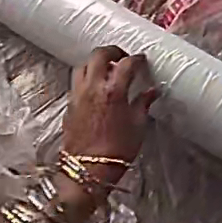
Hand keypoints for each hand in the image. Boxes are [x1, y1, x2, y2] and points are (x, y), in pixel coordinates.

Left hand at [62, 47, 159, 187]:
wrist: (88, 170)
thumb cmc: (118, 150)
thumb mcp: (138, 126)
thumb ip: (143, 104)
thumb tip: (152, 91)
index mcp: (113, 90)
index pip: (126, 64)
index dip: (136, 59)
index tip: (142, 60)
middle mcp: (92, 87)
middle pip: (99, 55)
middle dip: (112, 52)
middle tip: (123, 57)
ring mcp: (77, 94)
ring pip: (83, 66)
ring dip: (96, 63)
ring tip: (107, 70)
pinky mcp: (69, 105)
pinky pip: (77, 82)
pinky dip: (88, 78)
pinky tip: (96, 88)